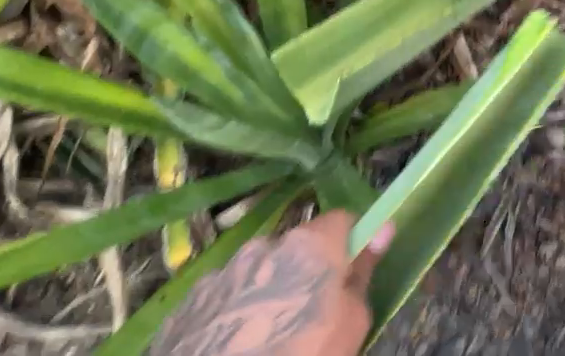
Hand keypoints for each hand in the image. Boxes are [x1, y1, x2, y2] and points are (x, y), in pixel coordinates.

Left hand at [150, 211, 392, 355]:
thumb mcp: (352, 322)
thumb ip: (363, 273)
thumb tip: (382, 231)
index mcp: (309, 244)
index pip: (340, 221)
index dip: (347, 245)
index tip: (347, 274)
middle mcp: (263, 247)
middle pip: (293, 248)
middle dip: (302, 271)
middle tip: (305, 314)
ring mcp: (218, 277)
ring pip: (253, 274)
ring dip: (263, 293)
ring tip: (261, 340)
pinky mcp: (182, 311)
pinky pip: (218, 302)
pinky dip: (227, 318)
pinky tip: (230, 350)